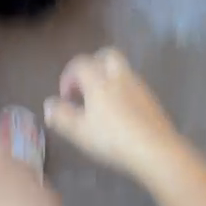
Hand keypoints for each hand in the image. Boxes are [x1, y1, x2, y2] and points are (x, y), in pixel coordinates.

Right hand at [44, 48, 187, 182]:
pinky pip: (132, 84)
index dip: (68, 76)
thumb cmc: (112, 139)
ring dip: (107, 78)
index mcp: (98, 81)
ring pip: (121, 69)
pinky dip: (121, 90)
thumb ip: (61, 115)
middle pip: (106, 55)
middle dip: (92, 65)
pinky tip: (118, 112)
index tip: (65, 97)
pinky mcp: (151, 99)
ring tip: (99, 102)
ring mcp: (138, 86)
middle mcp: (119, 77)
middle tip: (84, 87)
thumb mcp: (79, 132)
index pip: (80, 64)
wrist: (156, 150)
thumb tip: (49, 104)